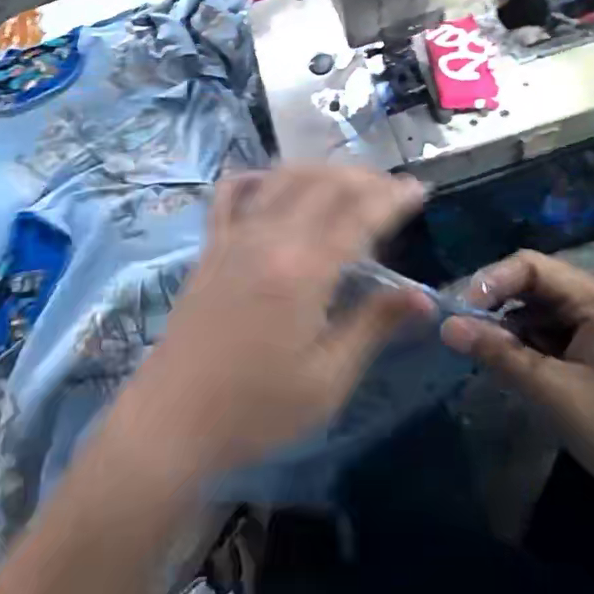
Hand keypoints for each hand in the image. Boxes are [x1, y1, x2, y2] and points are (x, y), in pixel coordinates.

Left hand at [110, 163, 429, 479]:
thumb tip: (422, 298)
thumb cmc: (256, 409)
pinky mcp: (211, 248)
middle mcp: (268, 239)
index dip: (393, 198)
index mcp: (303, 270)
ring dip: (321, 171)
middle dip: (364, 178)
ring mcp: (234, 238)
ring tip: (348, 183)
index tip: (419, 189)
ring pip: (282, 178)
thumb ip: (374, 326)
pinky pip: (231, 193)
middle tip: (392, 190)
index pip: (358, 215)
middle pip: (323, 184)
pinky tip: (274, 183)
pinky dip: (259, 177)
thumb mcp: (327, 380)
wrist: (171, 422)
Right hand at [439, 251, 593, 533]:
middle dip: (499, 309)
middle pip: (539, 287)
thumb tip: (446, 325)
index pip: (531, 265)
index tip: (455, 314)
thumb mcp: (558, 396)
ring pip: (550, 315)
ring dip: (518, 333)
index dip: (488, 281)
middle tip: (462, 340)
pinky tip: (525, 377)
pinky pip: (566, 337)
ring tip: (489, 363)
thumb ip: (501, 356)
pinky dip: (539, 351)